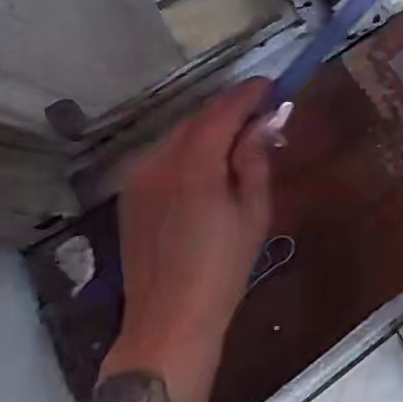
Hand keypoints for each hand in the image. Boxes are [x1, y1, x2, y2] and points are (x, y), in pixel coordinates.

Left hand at [115, 78, 280, 354]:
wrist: (170, 317)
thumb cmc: (225, 266)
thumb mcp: (254, 210)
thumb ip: (256, 158)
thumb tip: (265, 120)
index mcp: (194, 165)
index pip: (222, 112)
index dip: (248, 94)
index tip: (272, 83)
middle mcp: (159, 161)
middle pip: (198, 119)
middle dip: (230, 109)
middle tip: (263, 110)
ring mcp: (138, 177)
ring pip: (179, 135)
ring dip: (210, 127)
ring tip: (240, 135)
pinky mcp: (130, 194)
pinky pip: (164, 155)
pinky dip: (190, 147)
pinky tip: (210, 161)